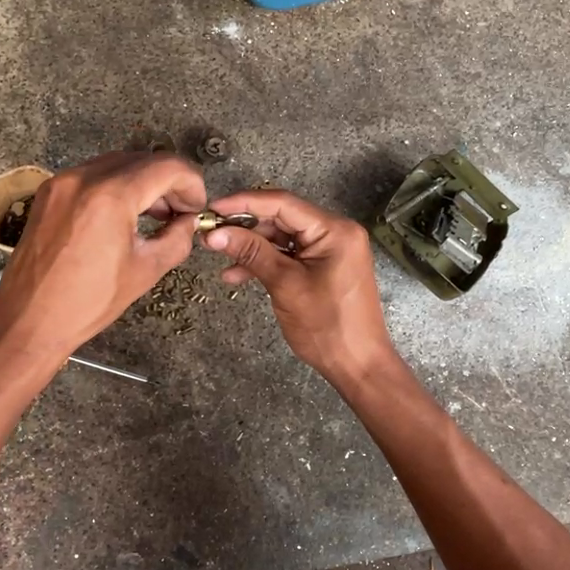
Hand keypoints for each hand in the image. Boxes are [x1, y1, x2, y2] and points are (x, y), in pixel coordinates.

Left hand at [0, 151, 206, 370]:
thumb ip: (177, 238)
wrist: (29, 320)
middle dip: (169, 182)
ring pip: (117, 164)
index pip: (166, 166)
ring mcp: (62, 182)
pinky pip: (93, 175)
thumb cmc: (86, 302)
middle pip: (142, 160)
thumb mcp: (145, 271)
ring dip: (143, 182)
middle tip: (181, 212)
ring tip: (156, 215)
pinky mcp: (49, 192)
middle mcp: (83, 179)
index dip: (191, 182)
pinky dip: (116, 186)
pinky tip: (125, 214)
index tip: (197, 205)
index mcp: (109, 196)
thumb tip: (188, 222)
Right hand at [199, 189, 396, 382]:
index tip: (213, 208)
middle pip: (281, 218)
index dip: (243, 203)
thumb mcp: (284, 285)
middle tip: (211, 233)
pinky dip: (265, 262)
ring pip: (282, 237)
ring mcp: (330, 250)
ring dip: (251, 246)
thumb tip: (215, 234)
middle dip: (245, 226)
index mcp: (334, 230)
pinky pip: (289, 255)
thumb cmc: (327, 326)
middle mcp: (335, 232)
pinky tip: (237, 274)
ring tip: (218, 254)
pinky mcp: (323, 266)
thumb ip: (251, 252)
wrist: (358, 366)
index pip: (282, 203)